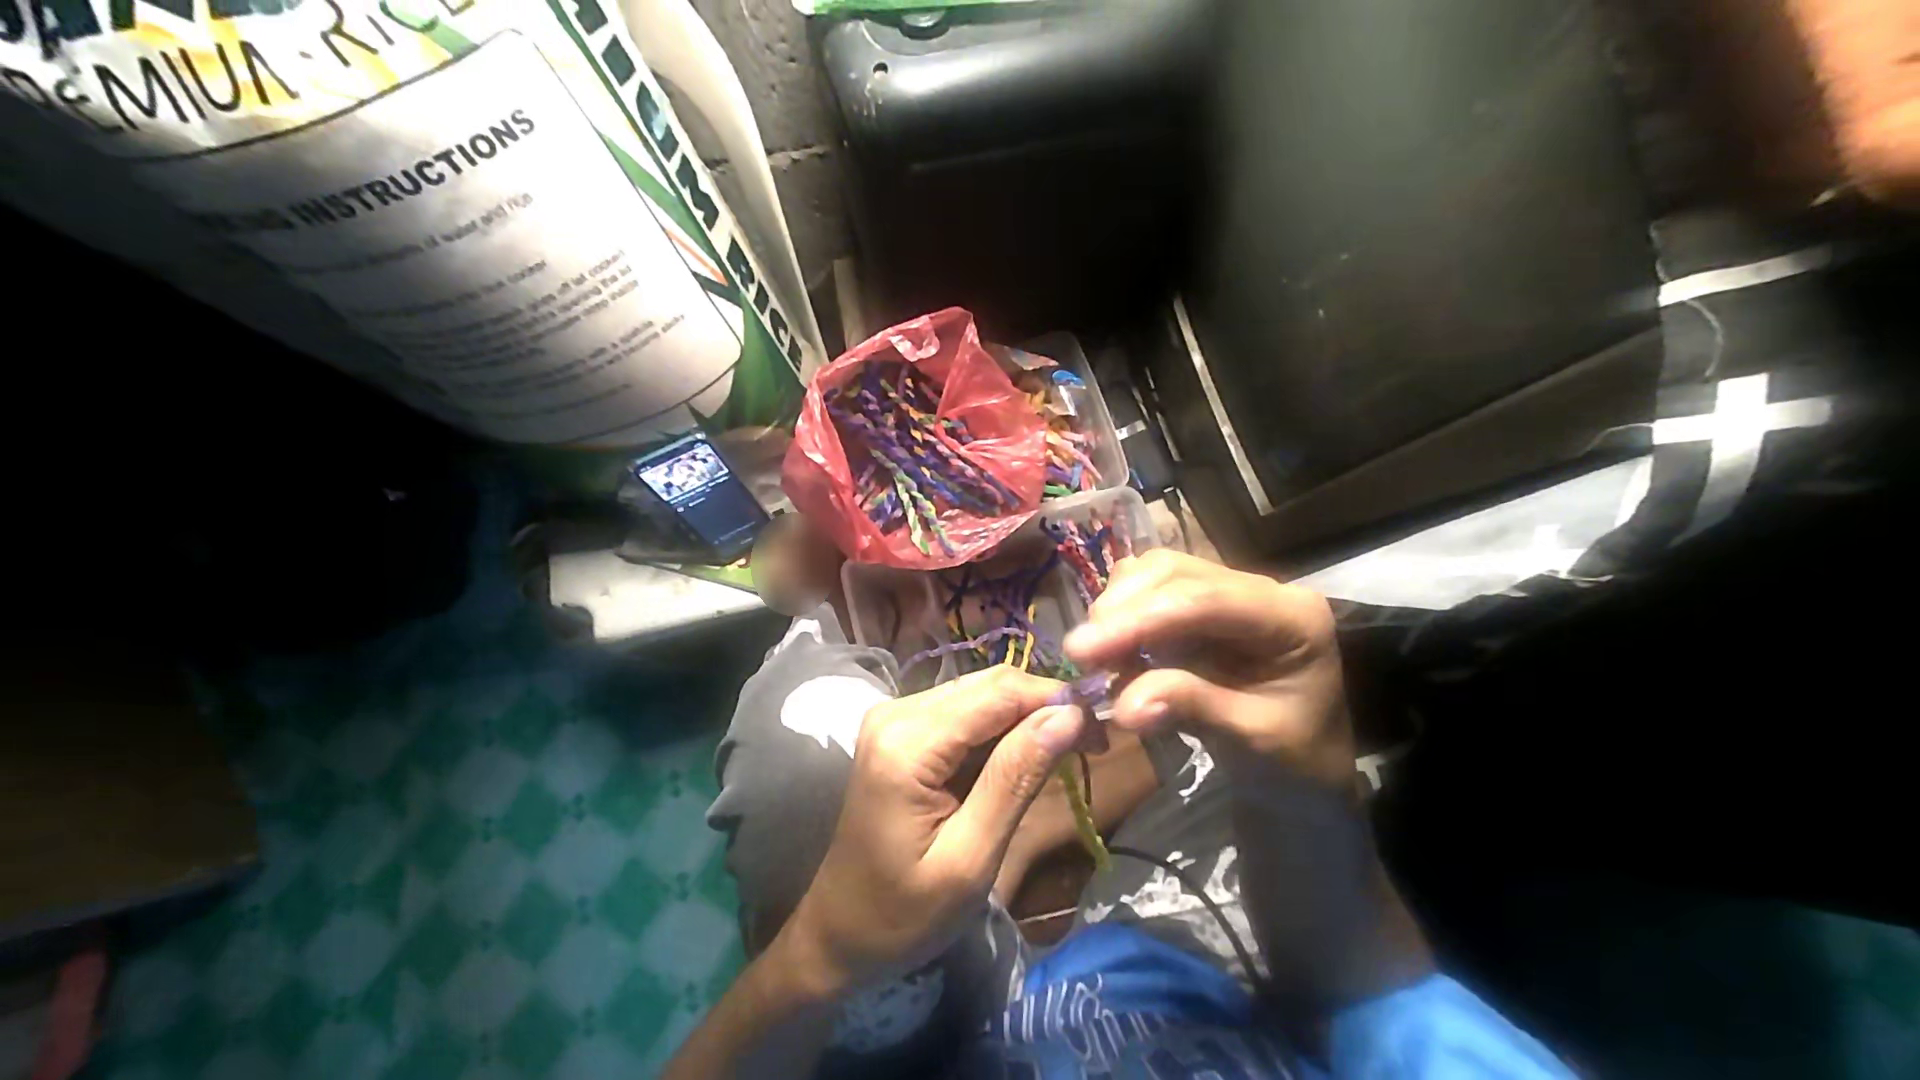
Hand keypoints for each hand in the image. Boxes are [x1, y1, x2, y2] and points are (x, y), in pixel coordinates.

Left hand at [778, 668, 1086, 994]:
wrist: (840, 930)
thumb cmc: (903, 913)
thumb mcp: (970, 860)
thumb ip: (1016, 780)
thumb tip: (1068, 716)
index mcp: (907, 743)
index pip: (999, 693)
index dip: (1057, 700)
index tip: (1101, 733)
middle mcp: (897, 712)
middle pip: (990, 684)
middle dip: (1045, 706)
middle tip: (1090, 745)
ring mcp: (895, 716)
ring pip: (981, 693)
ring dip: (1026, 716)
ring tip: (1063, 754)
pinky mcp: (901, 729)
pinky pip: (964, 711)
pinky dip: (1000, 729)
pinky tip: (1020, 759)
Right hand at [1065, 551, 1432, 1014]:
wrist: (1301, 796)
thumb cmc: (1296, 780)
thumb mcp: (1252, 749)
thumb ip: (1192, 710)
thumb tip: (1123, 700)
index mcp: (1294, 619)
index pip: (1204, 600)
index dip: (1141, 621)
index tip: (1082, 652)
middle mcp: (1264, 594)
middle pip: (1173, 574)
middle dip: (1119, 612)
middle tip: (1077, 659)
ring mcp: (1231, 603)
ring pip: (1154, 578)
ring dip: (1116, 613)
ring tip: (1093, 661)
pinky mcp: (1202, 619)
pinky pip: (1149, 600)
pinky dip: (1121, 621)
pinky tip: (1109, 655)